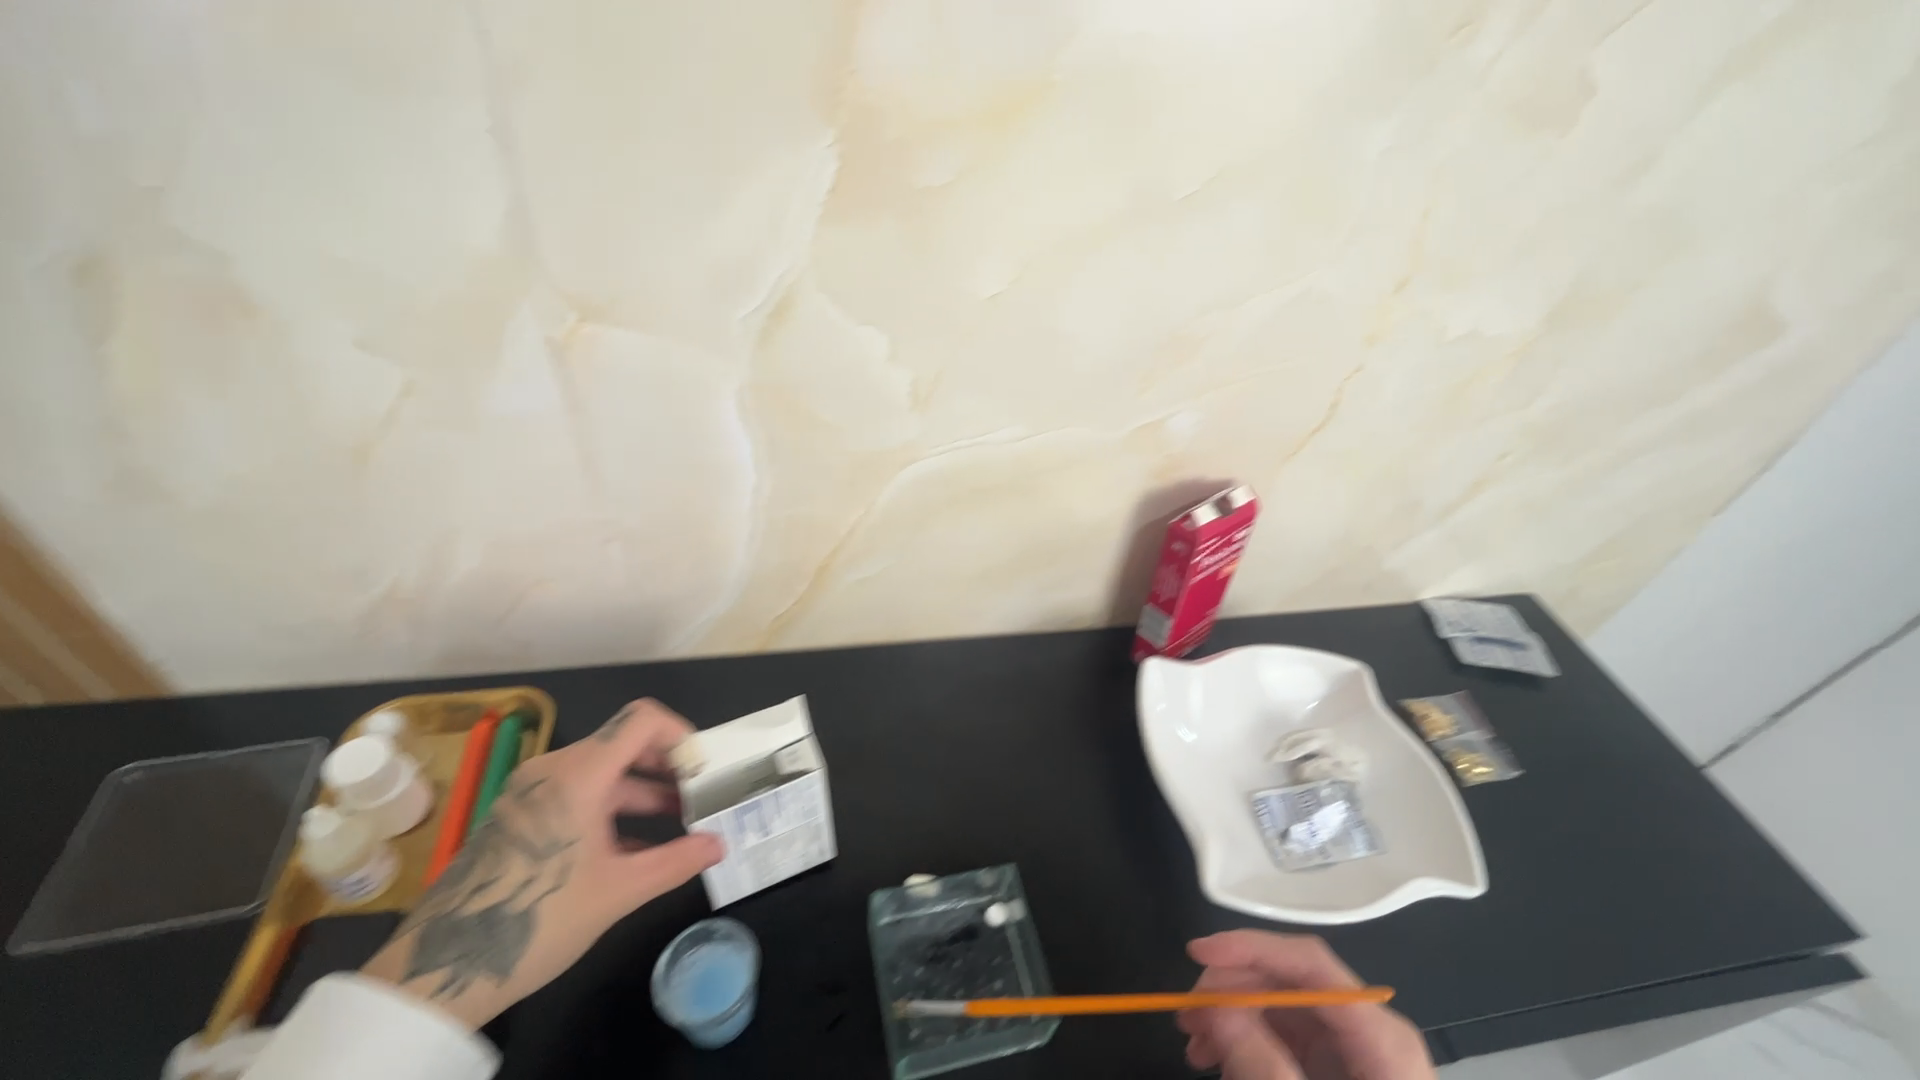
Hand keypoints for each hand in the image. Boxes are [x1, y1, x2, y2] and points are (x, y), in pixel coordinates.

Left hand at [361, 700, 723, 1027]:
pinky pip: (579, 796)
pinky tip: (636, 847)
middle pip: (624, 745)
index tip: (703, 772)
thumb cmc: (539, 919)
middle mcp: (554, 771)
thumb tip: (720, 845)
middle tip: (700, 799)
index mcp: (579, 774)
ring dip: (644, 793)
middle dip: (668, 768)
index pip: (641, 720)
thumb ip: (677, 862)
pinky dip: (614, 810)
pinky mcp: (519, 818)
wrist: (441, 969)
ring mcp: (532, 794)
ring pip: (603, 775)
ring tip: (679, 823)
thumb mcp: (619, 891)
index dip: (680, 735)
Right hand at [1176, 931, 1434, 1079]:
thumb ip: (1263, 1068)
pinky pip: (1283, 1029)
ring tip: (1195, 1045)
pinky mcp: (1336, 1059)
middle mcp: (1369, 1026)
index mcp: (1381, 1038)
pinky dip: (1246, 1035)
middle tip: (1187, 1016)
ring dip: (1232, 1013)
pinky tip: (1218, 1058)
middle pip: (1291, 978)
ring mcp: (1352, 1042)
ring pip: (1280, 1001)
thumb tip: (1213, 1010)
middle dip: (1232, 988)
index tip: (1197, 954)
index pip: (1310, 964)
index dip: (1252, 948)